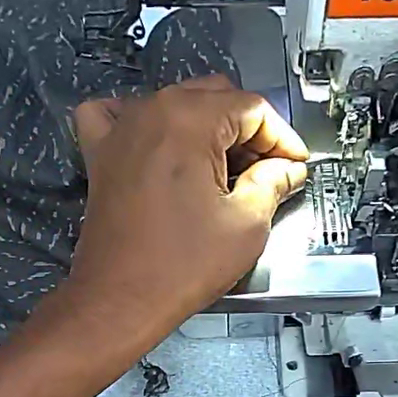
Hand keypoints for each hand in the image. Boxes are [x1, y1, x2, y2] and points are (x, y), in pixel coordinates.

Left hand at [66, 77, 308, 333]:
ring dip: (210, 129)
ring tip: (228, 170)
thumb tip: (286, 170)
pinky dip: (150, 125)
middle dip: (250, 130)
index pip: (252, 107)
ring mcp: (121, 130)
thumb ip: (272, 184)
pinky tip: (166, 148)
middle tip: (270, 169)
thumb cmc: (179, 267)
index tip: (294, 162)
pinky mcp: (103, 154)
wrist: (122, 299)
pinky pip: (124, 116)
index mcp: (189, 122)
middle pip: (216, 97)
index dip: (282, 136)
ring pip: (178, 105)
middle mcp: (150, 112)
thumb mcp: (247, 224)